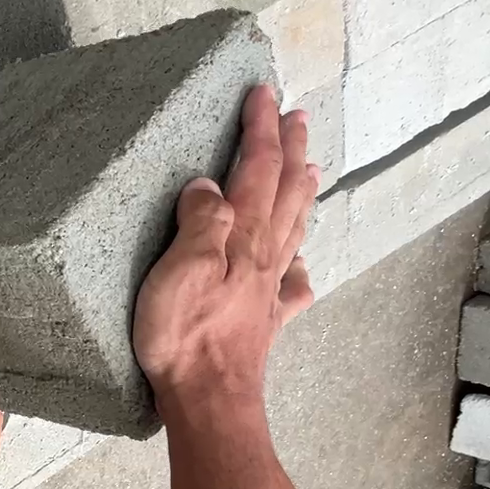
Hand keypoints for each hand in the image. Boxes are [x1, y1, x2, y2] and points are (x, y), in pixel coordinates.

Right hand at [133, 84, 317, 417]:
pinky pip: (291, 279)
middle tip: (295, 116)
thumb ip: (200, 224)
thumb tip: (207, 184)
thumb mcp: (180, 271)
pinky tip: (297, 262)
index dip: (259, 131)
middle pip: (285, 191)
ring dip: (302, 191)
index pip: (256, 171)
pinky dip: (298, 260)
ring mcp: (270, 287)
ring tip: (309, 166)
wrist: (208, 395)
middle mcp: (266, 255)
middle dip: (289, 150)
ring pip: (294, 227)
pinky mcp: (266, 317)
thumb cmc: (184, 334)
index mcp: (244, 237)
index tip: (261, 93)